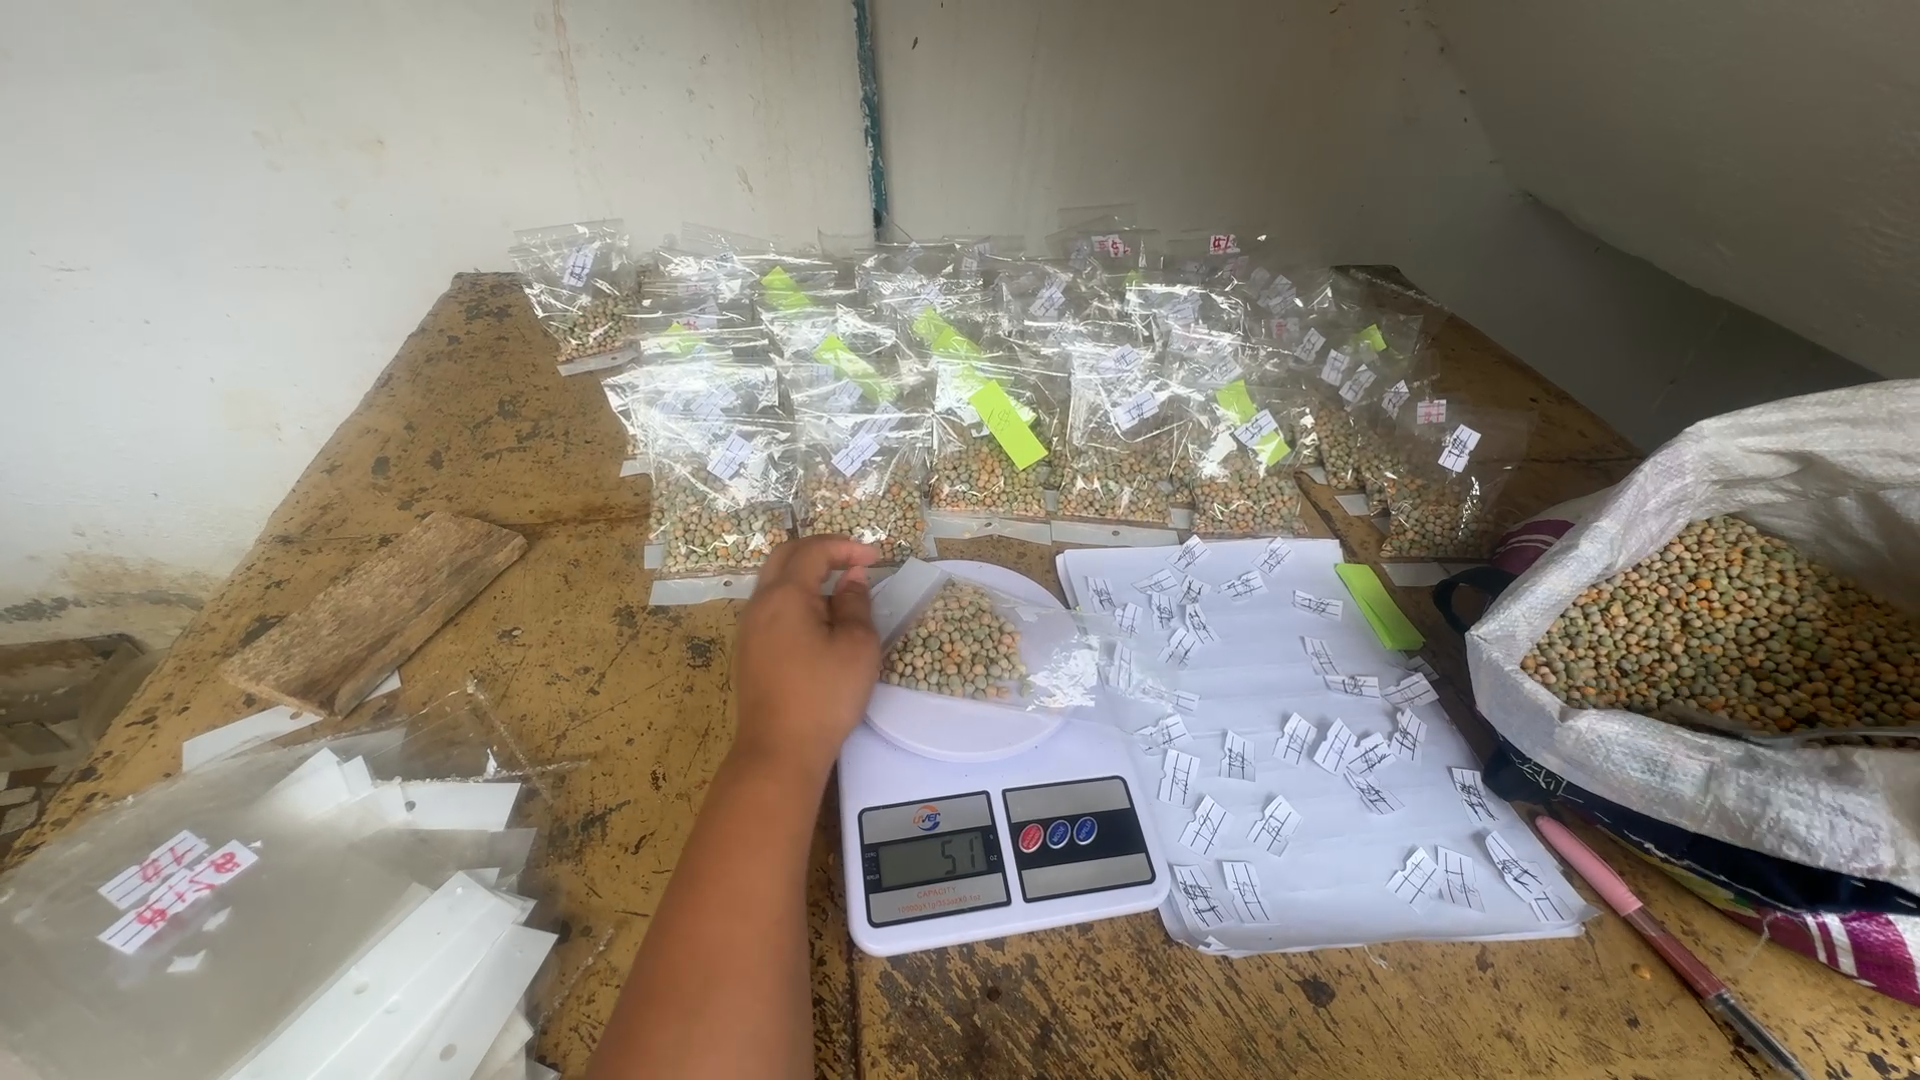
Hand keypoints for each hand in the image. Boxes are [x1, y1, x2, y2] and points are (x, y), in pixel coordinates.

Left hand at [731, 535, 881, 775]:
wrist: (779, 750)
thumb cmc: (824, 696)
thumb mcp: (857, 646)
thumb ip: (856, 603)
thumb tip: (851, 578)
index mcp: (784, 596)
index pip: (812, 551)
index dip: (845, 547)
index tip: (874, 557)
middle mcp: (759, 605)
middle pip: (785, 558)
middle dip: (821, 552)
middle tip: (853, 561)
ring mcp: (749, 629)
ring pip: (775, 583)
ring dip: (808, 577)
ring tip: (842, 595)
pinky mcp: (749, 651)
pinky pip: (772, 609)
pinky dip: (797, 600)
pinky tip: (821, 624)